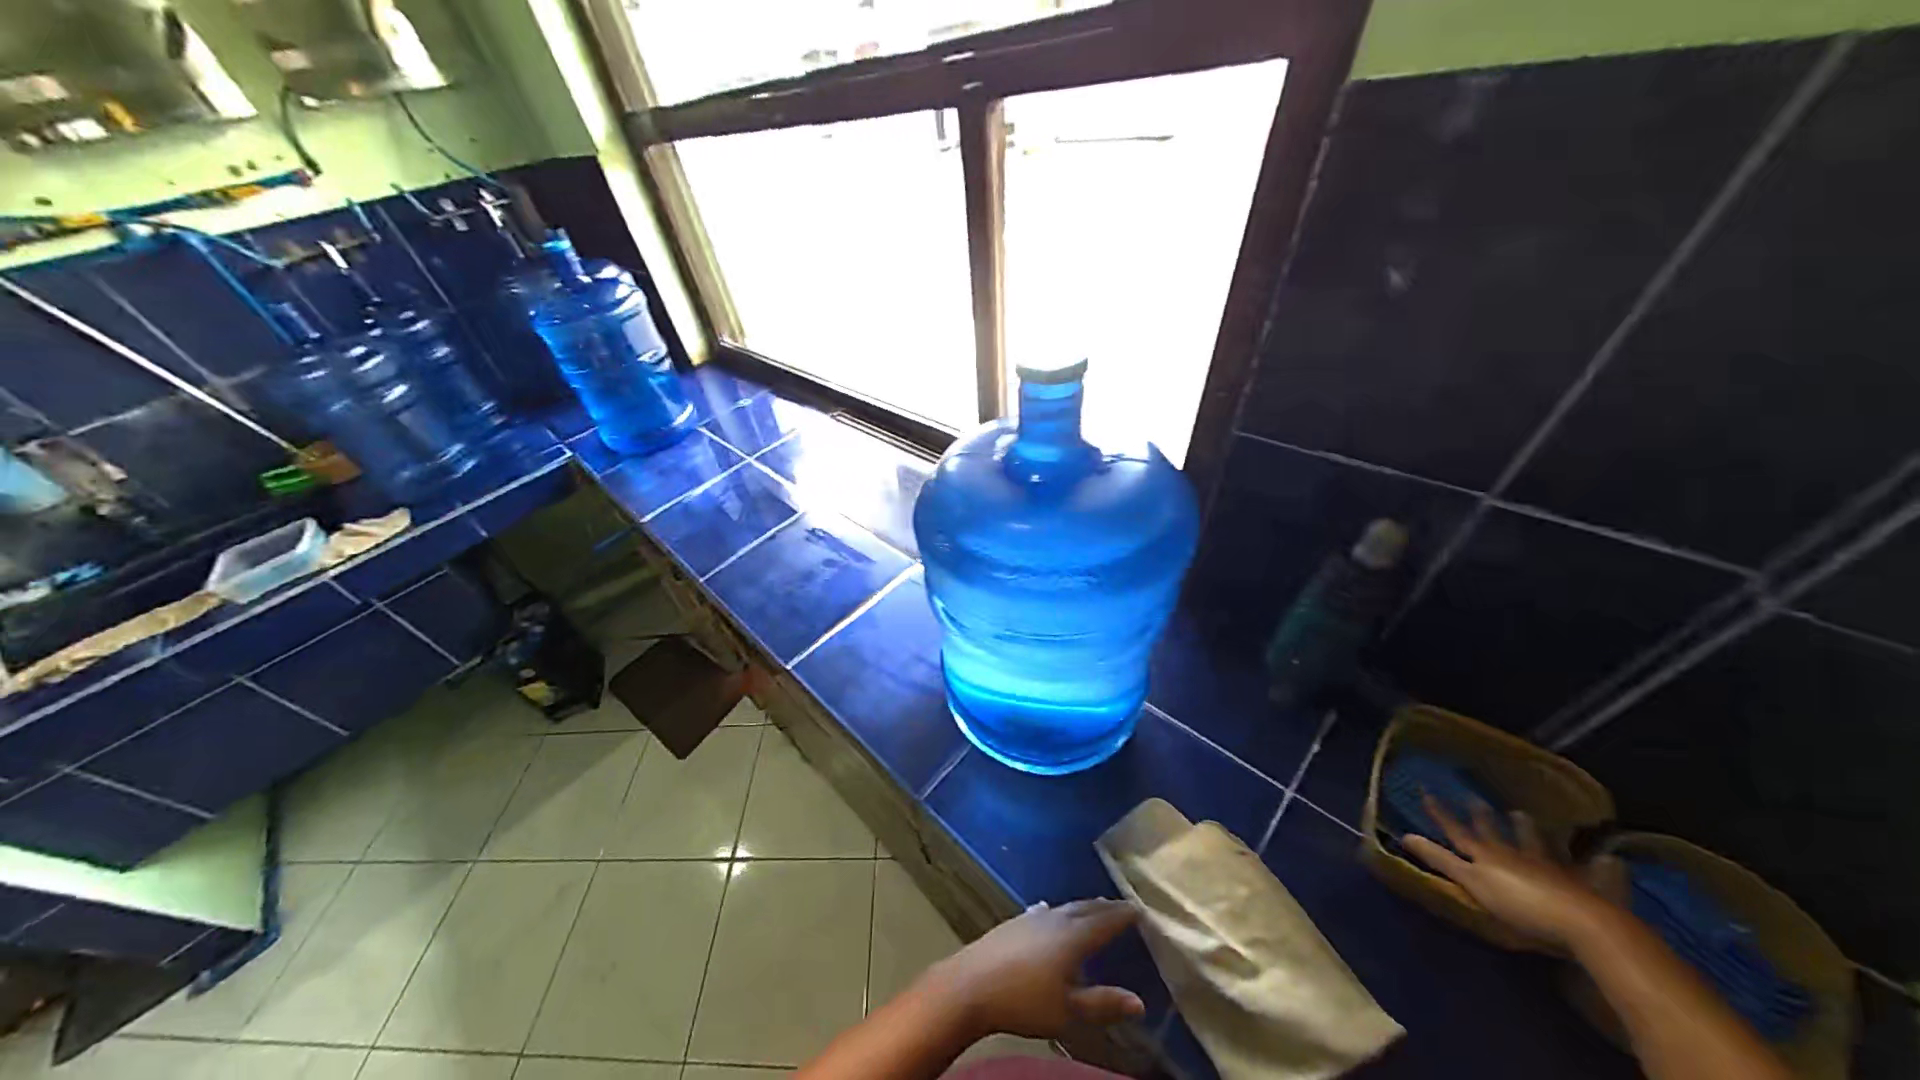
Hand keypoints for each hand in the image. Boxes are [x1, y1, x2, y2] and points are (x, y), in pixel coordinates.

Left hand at [918, 899, 1145, 1040]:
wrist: (969, 985)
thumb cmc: (1023, 1001)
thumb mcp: (1068, 1010)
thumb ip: (1103, 1004)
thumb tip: (1140, 1002)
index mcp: (1073, 937)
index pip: (1105, 921)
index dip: (1123, 915)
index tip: (1140, 909)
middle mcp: (1054, 920)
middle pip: (1085, 908)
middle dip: (1105, 907)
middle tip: (1121, 905)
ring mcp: (1030, 918)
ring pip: (1063, 907)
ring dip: (1081, 907)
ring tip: (1093, 907)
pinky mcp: (1013, 923)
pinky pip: (1043, 911)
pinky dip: (1056, 911)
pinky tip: (1047, 911)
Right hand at [1401, 794, 1619, 949]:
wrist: (1581, 923)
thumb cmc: (1519, 906)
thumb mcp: (1472, 884)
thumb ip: (1441, 860)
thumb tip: (1405, 835)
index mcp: (1487, 856)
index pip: (1456, 830)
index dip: (1440, 813)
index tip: (1426, 791)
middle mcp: (1514, 855)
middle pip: (1495, 833)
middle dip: (1482, 817)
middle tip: (1474, 799)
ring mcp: (1547, 867)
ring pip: (1533, 842)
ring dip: (1526, 829)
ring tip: (1521, 814)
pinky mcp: (1578, 884)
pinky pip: (1584, 867)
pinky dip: (1592, 862)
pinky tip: (1606, 857)